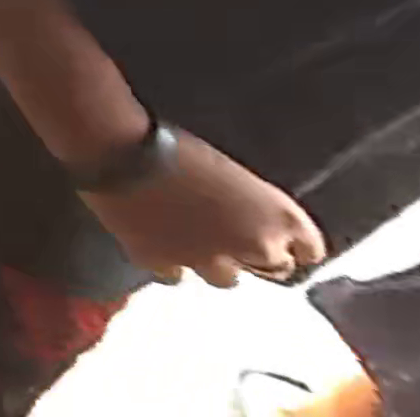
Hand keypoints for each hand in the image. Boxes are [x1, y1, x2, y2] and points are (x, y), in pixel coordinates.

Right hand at [80, 128, 325, 287]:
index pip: (308, 248)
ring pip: (224, 278)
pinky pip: (171, 274)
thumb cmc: (167, 140)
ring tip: (185, 240)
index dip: (284, 239)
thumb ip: (243, 201)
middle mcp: (257, 246)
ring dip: (210, 261)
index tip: (261, 228)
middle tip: (221, 233)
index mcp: (281, 216)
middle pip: (271, 266)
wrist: (111, 144)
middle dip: (249, 252)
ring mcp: (207, 259)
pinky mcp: (160, 260)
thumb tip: (237, 212)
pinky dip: (165, 262)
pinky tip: (152, 243)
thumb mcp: (222, 168)